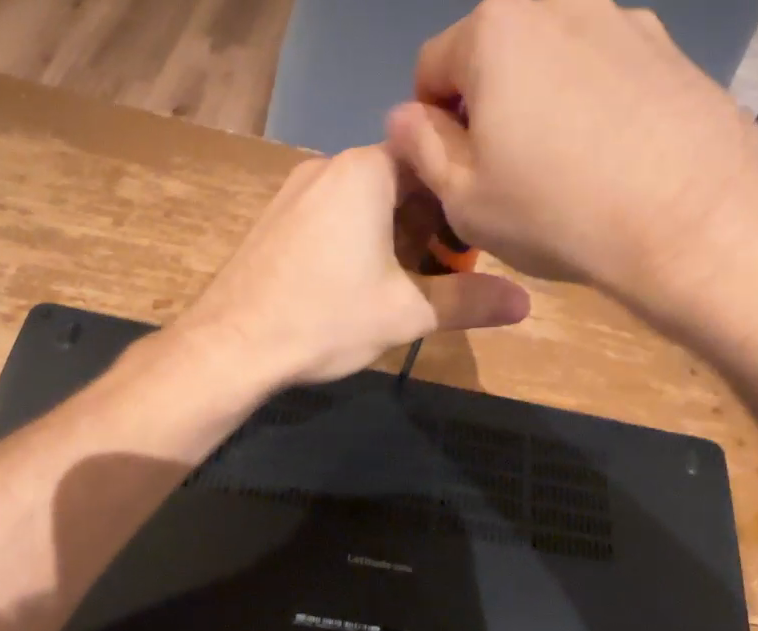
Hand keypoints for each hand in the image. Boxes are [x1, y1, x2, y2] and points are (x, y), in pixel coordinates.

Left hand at [177, 145, 530, 390]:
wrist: (231, 345)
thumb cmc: (325, 318)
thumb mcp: (406, 313)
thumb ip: (468, 302)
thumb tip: (526, 304)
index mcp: (366, 170)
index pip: (434, 159)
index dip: (463, 197)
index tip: (480, 238)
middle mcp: (330, 165)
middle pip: (402, 181)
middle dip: (432, 223)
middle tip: (453, 270)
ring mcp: (297, 190)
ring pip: (367, 202)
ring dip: (398, 236)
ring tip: (415, 283)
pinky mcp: (278, 219)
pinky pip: (336, 216)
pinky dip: (363, 241)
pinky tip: (365, 284)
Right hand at [384, 0, 757, 299]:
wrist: (691, 219)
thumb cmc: (556, 211)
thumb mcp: (465, 199)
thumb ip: (422, 150)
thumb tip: (407, 119)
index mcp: (494, 28)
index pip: (432, 69)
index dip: (432, 127)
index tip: (456, 175)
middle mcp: (556, 2)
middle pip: (496, 58)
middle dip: (491, 110)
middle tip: (510, 178)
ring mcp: (621, 18)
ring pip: (555, 65)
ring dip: (544, 108)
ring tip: (567, 176)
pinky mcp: (669, 49)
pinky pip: (607, 77)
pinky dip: (597, 110)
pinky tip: (613, 164)